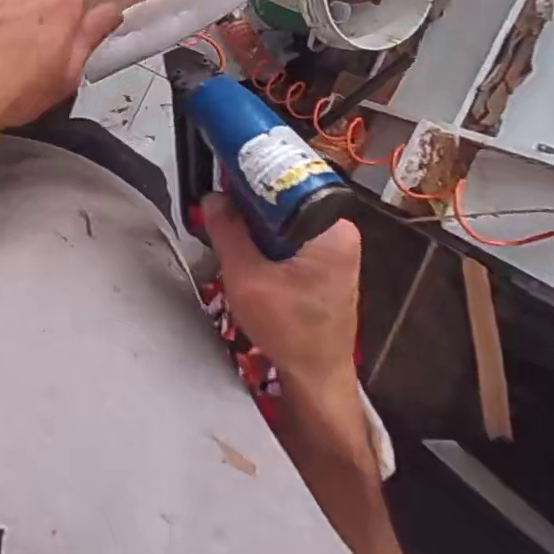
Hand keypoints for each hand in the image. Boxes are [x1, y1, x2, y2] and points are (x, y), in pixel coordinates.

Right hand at [202, 193, 360, 389]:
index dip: (252, 179)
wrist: (315, 376)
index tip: (225, 177)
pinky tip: (251, 256)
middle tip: (224, 213)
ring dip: (259, 226)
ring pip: (286, 219)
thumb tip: (214, 198)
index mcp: (332, 229)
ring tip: (235, 238)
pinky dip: (270, 241)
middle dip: (252, 207)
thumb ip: (228, 232)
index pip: (287, 183)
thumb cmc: (291, 333)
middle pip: (286, 200)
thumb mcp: (247, 279)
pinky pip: (292, 236)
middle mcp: (340, 232)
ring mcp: (335, 248)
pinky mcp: (326, 262)